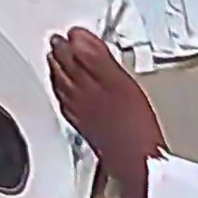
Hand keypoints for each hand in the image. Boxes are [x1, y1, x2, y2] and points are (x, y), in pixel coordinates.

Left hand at [48, 27, 164, 197]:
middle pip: (61, 66)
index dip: (74, 39)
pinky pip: (67, 105)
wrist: (139, 165)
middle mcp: (76, 97)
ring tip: (59, 60)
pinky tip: (69, 94)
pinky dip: (64, 93)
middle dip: (61, 52)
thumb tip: (77, 37)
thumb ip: (98, 57)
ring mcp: (80, 114)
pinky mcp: (87, 130)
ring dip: (59, 70)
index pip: (70, 51)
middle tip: (62, 42)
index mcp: (84, 82)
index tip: (76, 33)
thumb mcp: (123, 83)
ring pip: (61, 85)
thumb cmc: (135, 128)